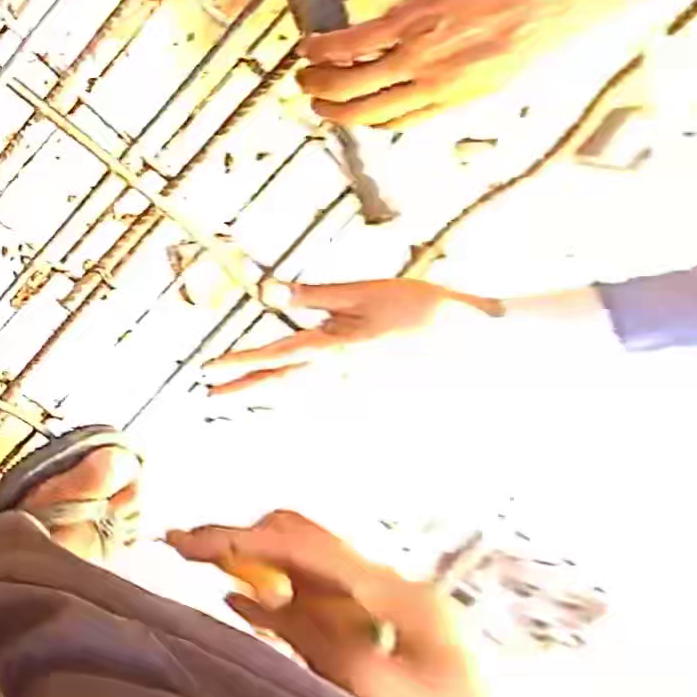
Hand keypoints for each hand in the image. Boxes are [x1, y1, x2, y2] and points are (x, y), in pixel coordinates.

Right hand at [168, 511, 513, 696]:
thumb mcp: (378, 689)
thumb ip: (318, 633)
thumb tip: (258, 593)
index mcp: (397, 594)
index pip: (300, 546)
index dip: (237, 538)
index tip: (185, 542)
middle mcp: (384, 590)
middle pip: (297, 541)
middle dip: (237, 538)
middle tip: (182, 544)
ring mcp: (374, 611)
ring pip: (293, 563)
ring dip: (244, 559)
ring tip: (192, 558)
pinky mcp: (360, 634)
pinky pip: (299, 598)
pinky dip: (261, 592)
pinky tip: (232, 598)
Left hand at [203, 279, 500, 394]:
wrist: (490, 343)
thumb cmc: (424, 310)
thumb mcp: (364, 293)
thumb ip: (312, 296)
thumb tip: (267, 291)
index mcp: (333, 348)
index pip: (272, 356)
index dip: (237, 363)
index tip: (207, 369)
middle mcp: (338, 375)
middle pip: (277, 385)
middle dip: (241, 391)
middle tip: (208, 397)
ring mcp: (355, 390)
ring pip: (296, 397)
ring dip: (261, 400)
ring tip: (229, 403)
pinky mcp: (370, 395)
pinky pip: (322, 402)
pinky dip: (294, 404)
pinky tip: (278, 405)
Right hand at [297, 0, 649, 128]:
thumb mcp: (530, 52)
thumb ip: (477, 67)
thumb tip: (443, 67)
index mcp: (470, 92)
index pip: (399, 121)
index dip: (365, 119)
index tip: (351, 110)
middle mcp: (440, 81)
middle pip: (361, 110)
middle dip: (329, 106)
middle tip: (314, 95)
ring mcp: (422, 54)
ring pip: (345, 83)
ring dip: (315, 81)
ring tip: (304, 73)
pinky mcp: (410, 22)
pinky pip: (349, 45)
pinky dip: (322, 48)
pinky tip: (310, 45)